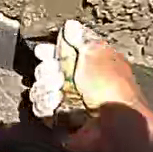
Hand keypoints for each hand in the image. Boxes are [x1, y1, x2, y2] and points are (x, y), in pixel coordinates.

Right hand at [29, 20, 152, 151]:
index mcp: (91, 63)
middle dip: (47, 71)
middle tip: (57, 76)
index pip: (63, 51)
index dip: (51, 51)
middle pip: (47, 70)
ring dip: (45, 89)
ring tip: (57, 92)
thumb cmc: (110, 87)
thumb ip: (79, 40)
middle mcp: (79, 82)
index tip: (44, 52)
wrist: (112, 125)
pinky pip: (41, 109)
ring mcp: (68, 102)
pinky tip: (55, 104)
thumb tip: (69, 26)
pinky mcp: (60, 120)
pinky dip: (45, 105)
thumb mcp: (96, 54)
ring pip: (40, 89)